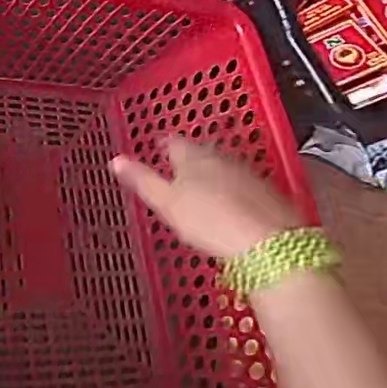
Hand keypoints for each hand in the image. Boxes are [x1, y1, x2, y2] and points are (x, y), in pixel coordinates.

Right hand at [110, 137, 299, 258]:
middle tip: (178, 166)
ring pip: (225, 166)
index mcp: (193, 156)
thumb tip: (115, 160)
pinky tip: (234, 206)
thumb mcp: (166, 203)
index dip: (163, 143)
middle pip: (202, 151)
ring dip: (214, 173)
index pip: (173, 141)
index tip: (157, 146)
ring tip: (204, 187)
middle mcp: (222, 158)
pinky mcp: (271, 194)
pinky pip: (246, 185)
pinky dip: (236, 190)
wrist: (270, 245)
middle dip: (190, 157)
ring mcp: (249, 174)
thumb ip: (142, 180)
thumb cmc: (211, 221)